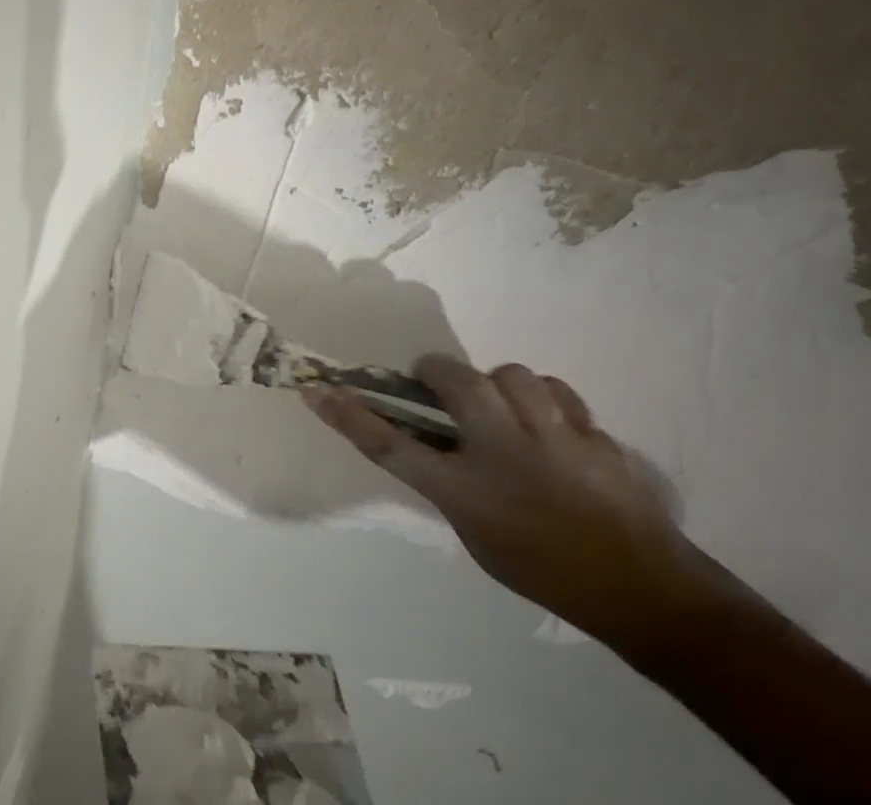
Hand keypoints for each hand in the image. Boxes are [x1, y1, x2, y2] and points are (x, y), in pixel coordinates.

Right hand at [303, 355, 717, 639]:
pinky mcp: (597, 438)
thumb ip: (454, 485)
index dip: (347, 415)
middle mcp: (503, 454)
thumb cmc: (542, 570)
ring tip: (498, 400)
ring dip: (496, 382)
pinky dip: (544, 399)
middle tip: (432, 378)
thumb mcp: (475, 532)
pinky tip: (545, 419)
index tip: (317, 389)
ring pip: (514, 376)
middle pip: (457, 383)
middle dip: (436, 370)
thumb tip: (444, 449)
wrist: (641, 588)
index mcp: (462, 489)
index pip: (389, 444)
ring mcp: (555, 441)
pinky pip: (560, 396)